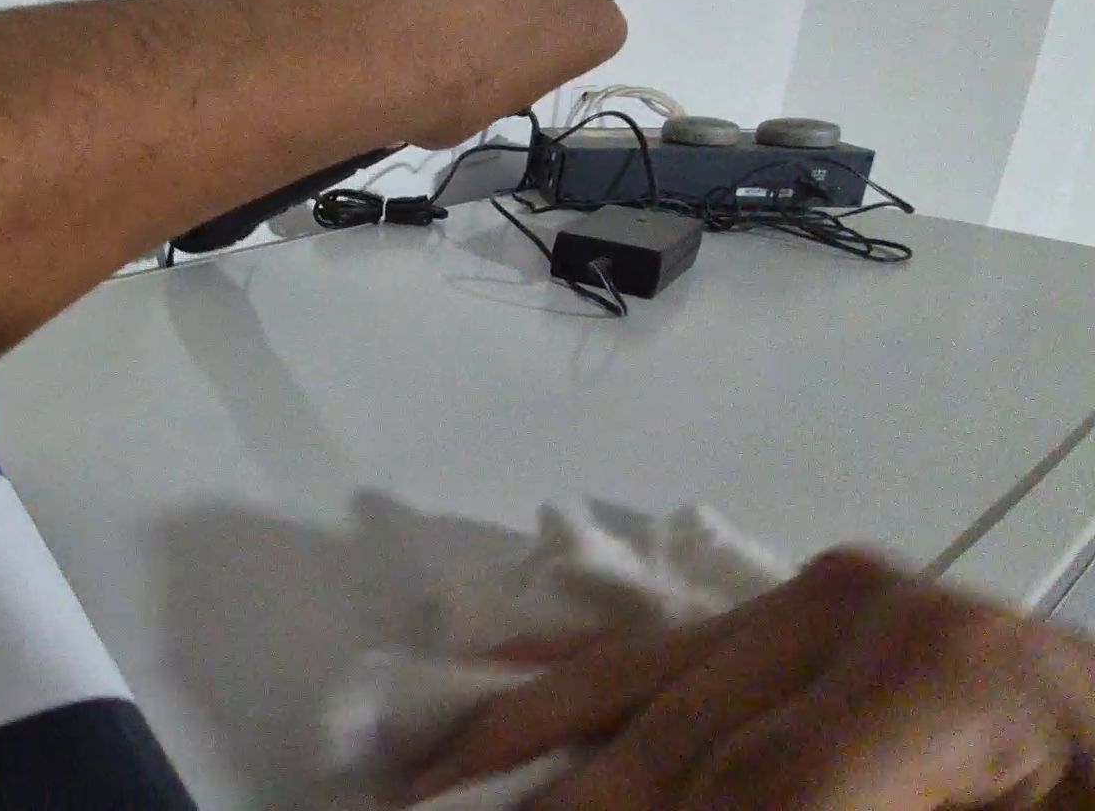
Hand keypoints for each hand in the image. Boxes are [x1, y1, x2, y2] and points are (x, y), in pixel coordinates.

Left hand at [373, 0, 626, 147]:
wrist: (389, 45)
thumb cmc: (446, 97)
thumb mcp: (487, 113)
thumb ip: (504, 80)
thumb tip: (480, 73)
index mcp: (594, 27)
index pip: (582, 36)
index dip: (540, 50)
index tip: (506, 63)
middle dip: (521, 1)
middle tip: (470, 31)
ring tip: (435, 6)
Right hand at [409, 550, 1094, 809]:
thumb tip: (682, 805)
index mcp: (951, 670)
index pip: (771, 791)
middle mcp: (846, 608)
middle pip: (681, 743)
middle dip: (576, 805)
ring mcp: (796, 600)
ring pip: (631, 682)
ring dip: (527, 749)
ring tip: (439, 788)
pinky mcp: (770, 618)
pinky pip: (643, 654)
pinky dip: (561, 688)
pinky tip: (487, 702)